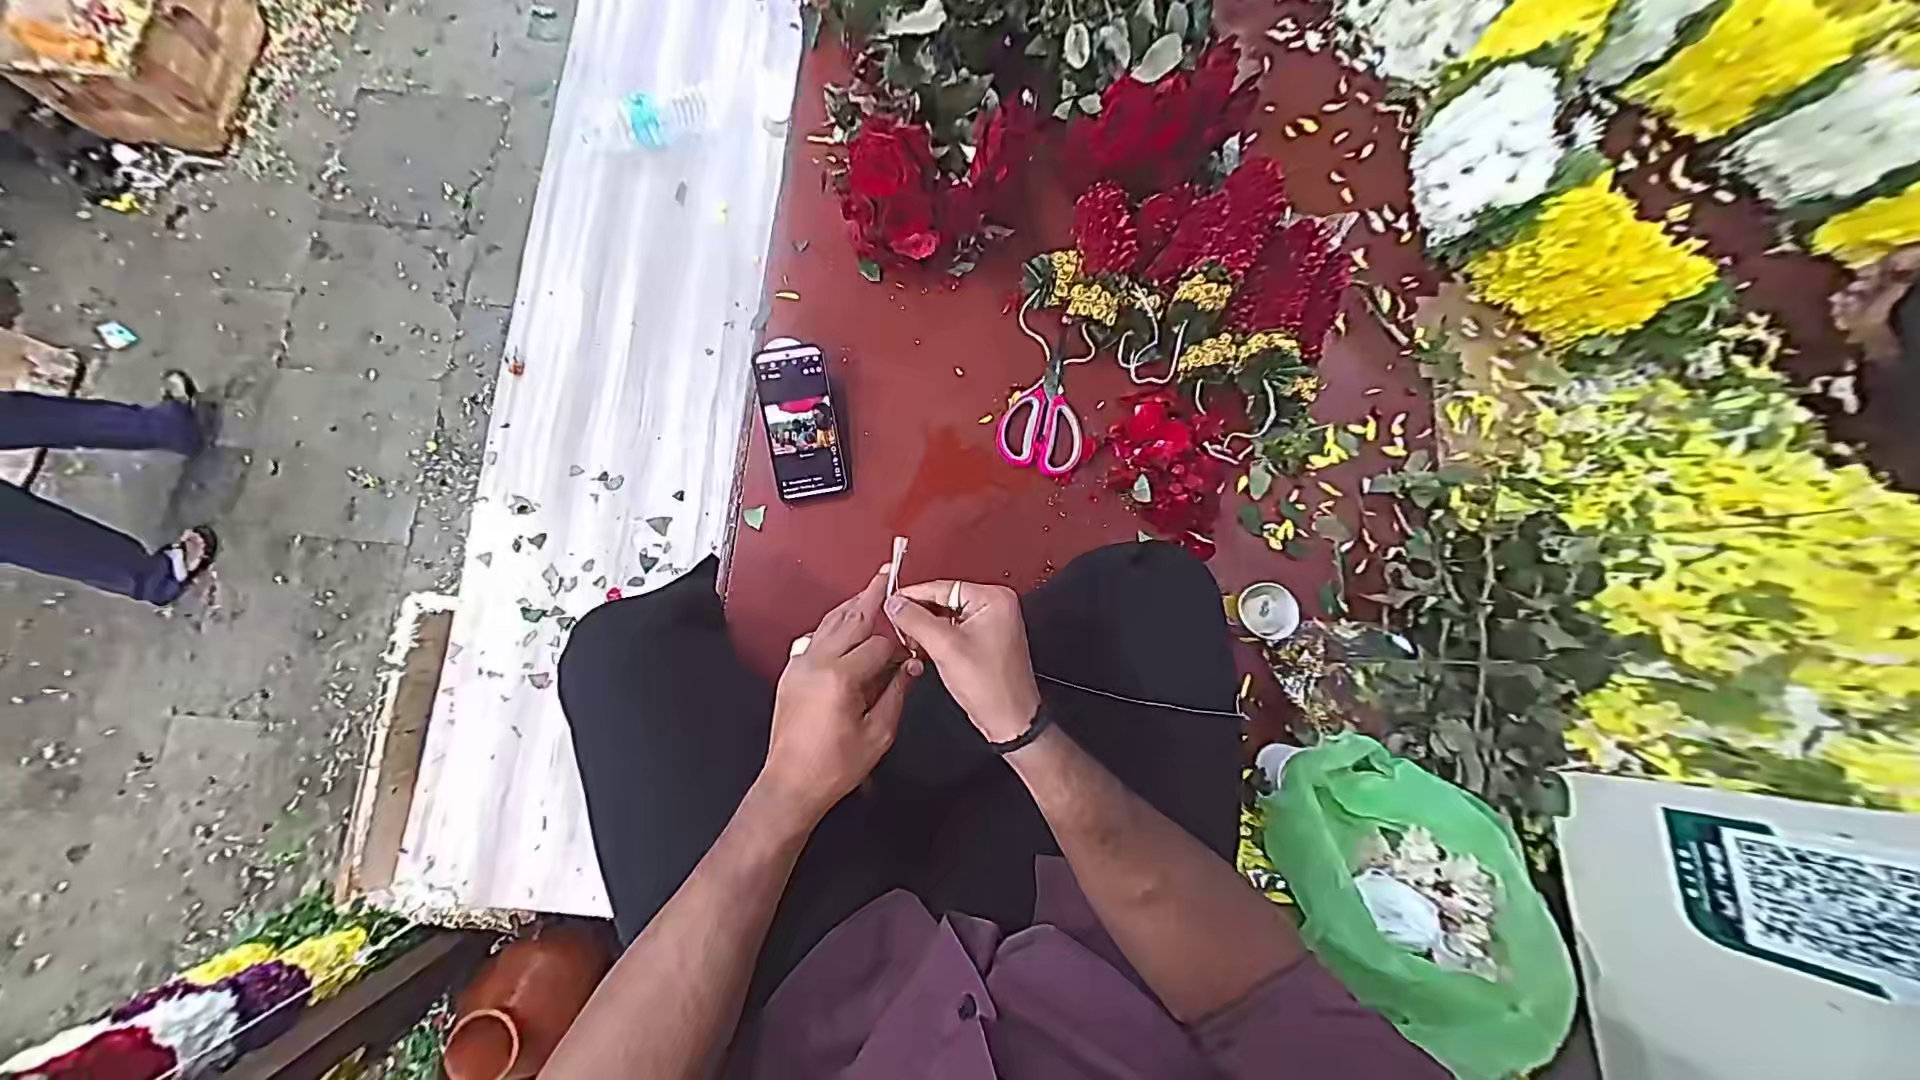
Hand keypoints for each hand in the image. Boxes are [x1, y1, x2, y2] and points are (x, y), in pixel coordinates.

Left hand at [761, 566, 920, 820]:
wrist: (791, 784)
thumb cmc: (833, 766)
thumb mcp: (879, 733)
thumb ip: (897, 693)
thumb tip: (909, 668)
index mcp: (840, 678)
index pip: (879, 645)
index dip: (899, 649)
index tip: (910, 658)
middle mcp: (816, 663)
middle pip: (851, 618)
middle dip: (872, 595)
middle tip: (886, 574)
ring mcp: (800, 665)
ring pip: (830, 622)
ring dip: (852, 605)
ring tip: (869, 590)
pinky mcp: (791, 672)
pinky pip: (814, 636)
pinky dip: (833, 624)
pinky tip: (845, 624)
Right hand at [886, 581, 1041, 742]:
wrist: (1009, 720)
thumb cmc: (993, 688)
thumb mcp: (945, 647)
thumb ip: (916, 621)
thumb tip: (896, 604)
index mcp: (994, 598)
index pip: (943, 586)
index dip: (914, 595)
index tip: (892, 602)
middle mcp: (997, 605)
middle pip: (944, 600)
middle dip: (920, 615)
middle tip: (899, 626)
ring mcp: (992, 622)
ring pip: (946, 615)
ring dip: (927, 629)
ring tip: (912, 642)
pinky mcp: (986, 638)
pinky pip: (954, 629)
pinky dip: (937, 638)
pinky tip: (925, 650)